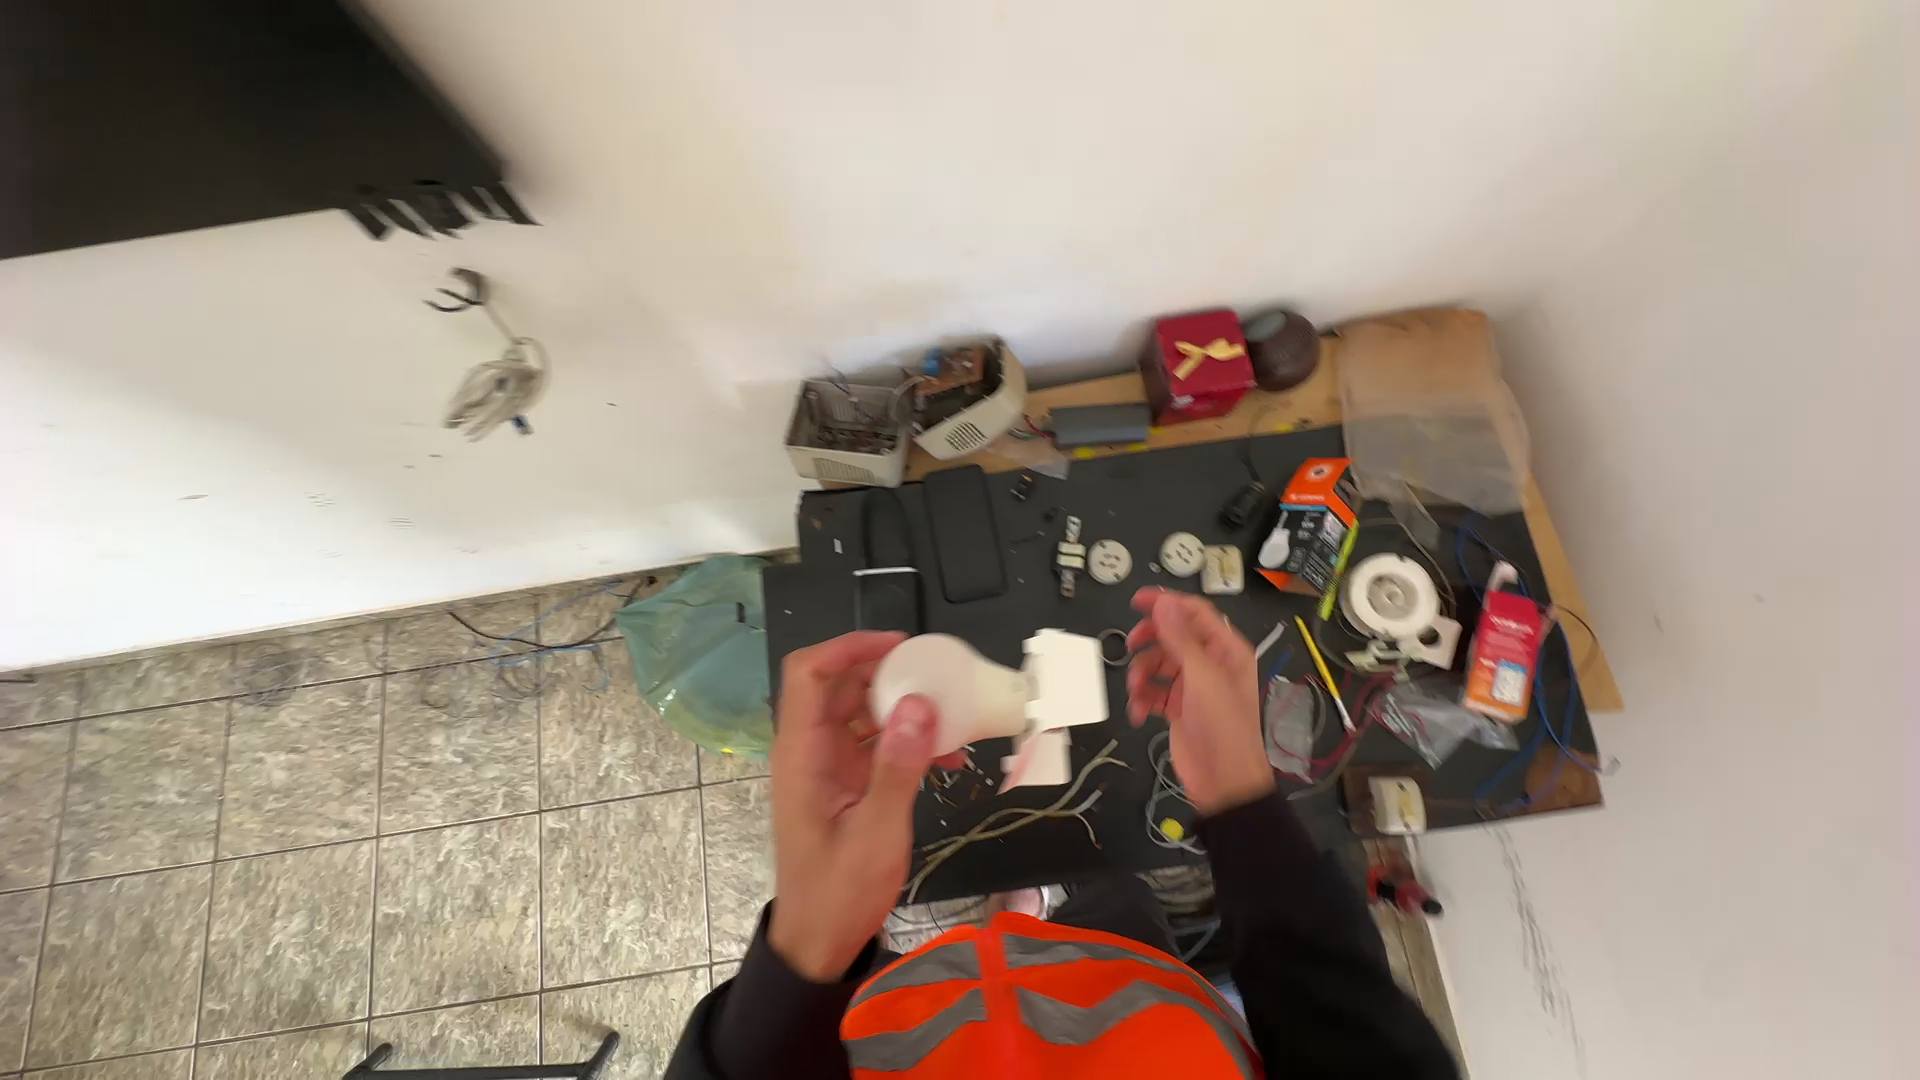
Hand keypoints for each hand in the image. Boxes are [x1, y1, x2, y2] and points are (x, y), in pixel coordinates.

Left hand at [767, 632, 960, 980]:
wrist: (820, 942)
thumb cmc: (840, 891)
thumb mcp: (875, 832)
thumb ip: (897, 768)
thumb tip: (920, 704)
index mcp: (801, 752)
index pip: (809, 674)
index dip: (847, 647)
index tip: (898, 645)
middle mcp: (809, 748)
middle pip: (838, 684)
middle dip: (885, 672)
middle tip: (933, 673)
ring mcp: (827, 763)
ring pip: (860, 710)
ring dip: (901, 706)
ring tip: (947, 711)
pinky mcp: (845, 780)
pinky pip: (874, 742)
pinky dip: (906, 740)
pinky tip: (946, 759)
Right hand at [1124, 588, 1274, 815]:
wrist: (1224, 781)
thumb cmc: (1222, 725)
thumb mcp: (1201, 677)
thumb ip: (1180, 637)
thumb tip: (1163, 602)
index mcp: (1225, 649)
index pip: (1194, 613)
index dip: (1166, 604)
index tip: (1136, 601)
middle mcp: (1209, 663)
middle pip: (1171, 636)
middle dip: (1149, 641)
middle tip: (1131, 646)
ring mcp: (1192, 686)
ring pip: (1157, 664)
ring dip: (1142, 674)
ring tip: (1136, 690)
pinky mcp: (1177, 707)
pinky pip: (1153, 691)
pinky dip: (1142, 699)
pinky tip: (1139, 713)